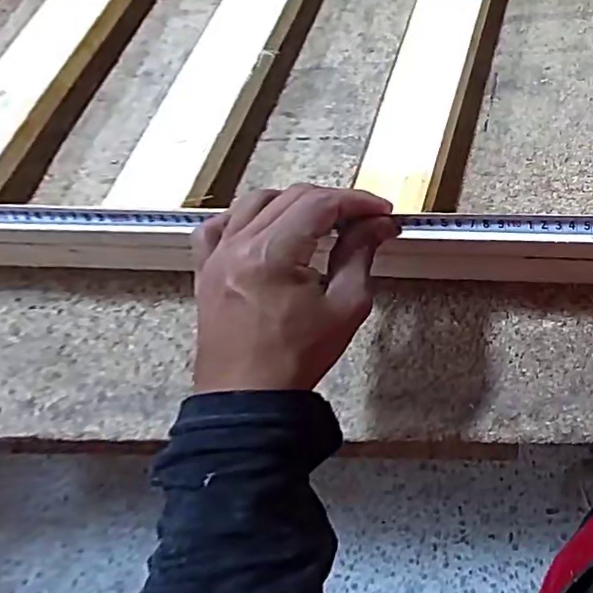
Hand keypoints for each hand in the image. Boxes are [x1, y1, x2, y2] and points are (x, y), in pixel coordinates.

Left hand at [191, 184, 400, 392]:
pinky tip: (274, 225)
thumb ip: (360, 253)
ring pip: (259, 201)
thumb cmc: (296, 355)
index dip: (360, 202)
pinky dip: (252, 215)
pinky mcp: (208, 270)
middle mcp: (237, 248)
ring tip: (327, 220)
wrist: (249, 395)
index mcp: (270, 255)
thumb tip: (378, 224)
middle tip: (366, 218)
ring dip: (299, 202)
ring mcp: (217, 257)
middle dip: (337, 200)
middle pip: (293, 196)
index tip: (384, 212)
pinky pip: (222, 224)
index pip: (320, 204)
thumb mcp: (347, 302)